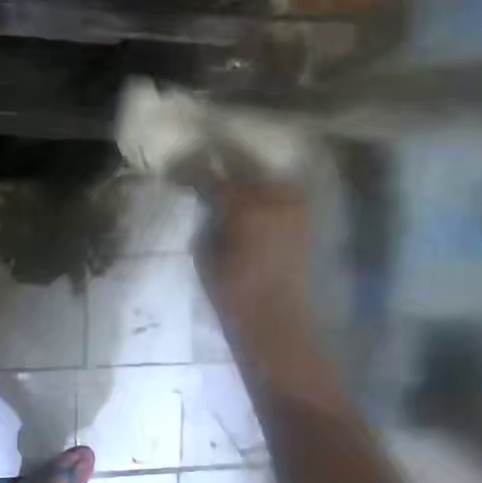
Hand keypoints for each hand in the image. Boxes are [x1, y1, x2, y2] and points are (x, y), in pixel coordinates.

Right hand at [186, 170, 315, 330]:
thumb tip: (210, 205)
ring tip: (229, 181)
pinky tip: (252, 199)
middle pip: (244, 164)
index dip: (190, 170)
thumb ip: (208, 223)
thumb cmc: (232, 295)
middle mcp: (273, 197)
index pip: (211, 176)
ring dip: (246, 174)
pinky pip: (282, 193)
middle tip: (202, 164)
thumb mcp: (206, 258)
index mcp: (242, 207)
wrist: (277, 321)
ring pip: (266, 175)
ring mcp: (294, 206)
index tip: (176, 171)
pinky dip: (265, 190)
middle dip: (221, 162)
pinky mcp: (305, 219)